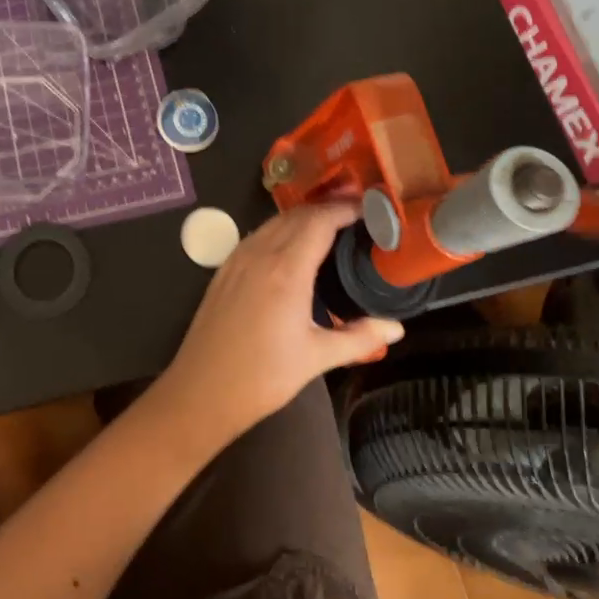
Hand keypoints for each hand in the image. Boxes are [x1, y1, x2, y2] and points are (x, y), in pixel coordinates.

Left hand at [151, 204, 404, 451]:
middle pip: (296, 216)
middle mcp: (259, 254)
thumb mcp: (316, 357)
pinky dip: (280, 231)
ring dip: (302, 218)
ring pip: (273, 223)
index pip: (319, 221)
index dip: (345, 209)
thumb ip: (359, 338)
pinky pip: (256, 236)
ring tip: (331, 229)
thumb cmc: (263, 376)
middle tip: (357, 216)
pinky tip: (293, 249)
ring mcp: (236, 259)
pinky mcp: (223, 270)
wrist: (202, 390)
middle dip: (327, 209)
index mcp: (286, 270)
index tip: (369, 209)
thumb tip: (397, 327)